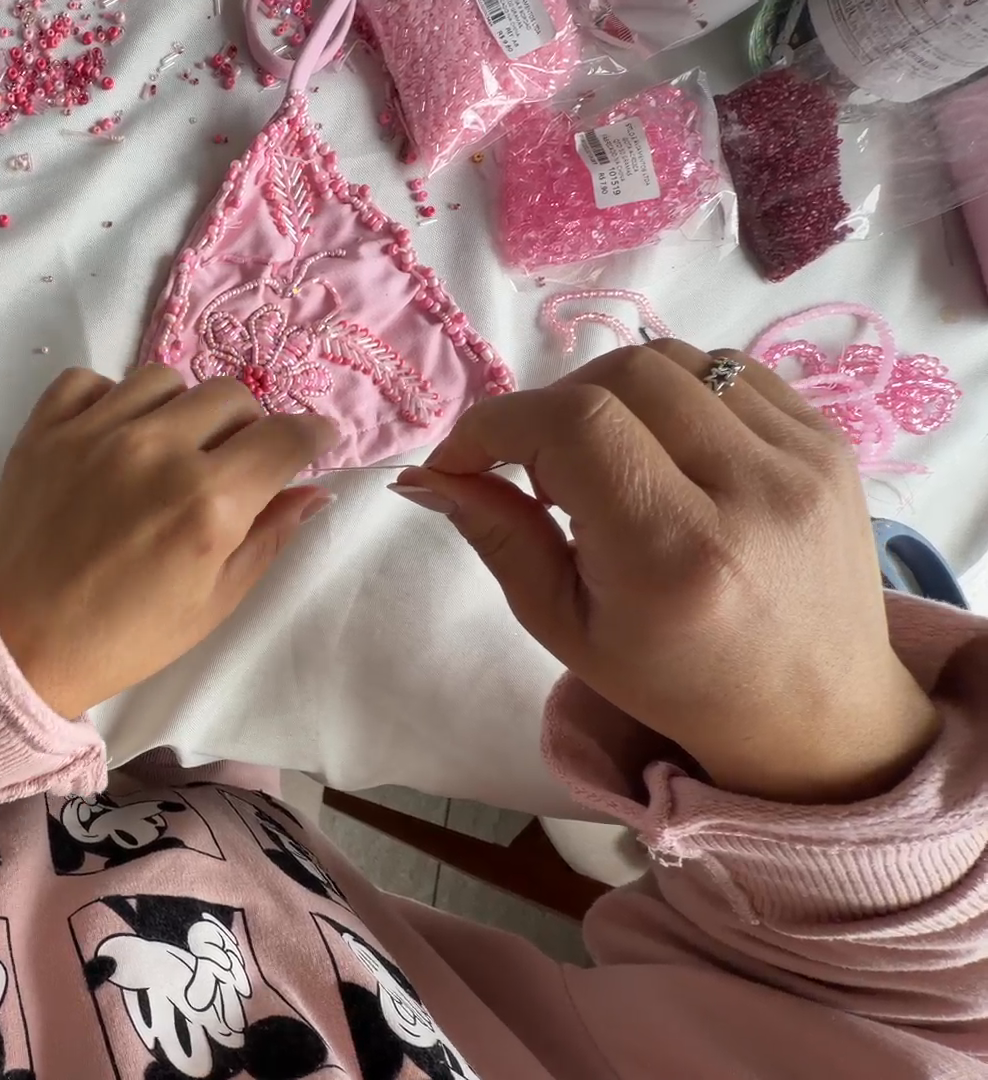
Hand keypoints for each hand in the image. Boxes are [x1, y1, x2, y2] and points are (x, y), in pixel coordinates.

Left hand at [0, 366, 335, 717]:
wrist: (22, 643)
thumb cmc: (125, 637)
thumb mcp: (213, 603)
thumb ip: (268, 538)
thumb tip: (312, 490)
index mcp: (207, 503)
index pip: (284, 436)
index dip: (311, 435)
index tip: (311, 441)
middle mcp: (155, 452)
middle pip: (229, 396)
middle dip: (245, 426)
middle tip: (227, 461)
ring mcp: (93, 434)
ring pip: (162, 379)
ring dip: (179, 409)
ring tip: (165, 450)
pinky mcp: (42, 430)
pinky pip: (89, 380)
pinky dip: (108, 399)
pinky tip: (110, 437)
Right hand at [394, 341, 938, 803]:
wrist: (811, 702)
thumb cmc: (663, 673)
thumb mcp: (554, 618)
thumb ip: (493, 534)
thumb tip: (423, 476)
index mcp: (673, 553)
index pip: (572, 427)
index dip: (493, 426)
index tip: (456, 463)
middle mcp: (752, 490)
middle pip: (618, 377)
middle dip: (539, 410)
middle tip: (524, 468)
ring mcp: (805, 456)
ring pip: (668, 360)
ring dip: (595, 395)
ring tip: (586, 460)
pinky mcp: (830, 438)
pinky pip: (722, 369)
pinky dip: (656, 393)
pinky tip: (644, 447)